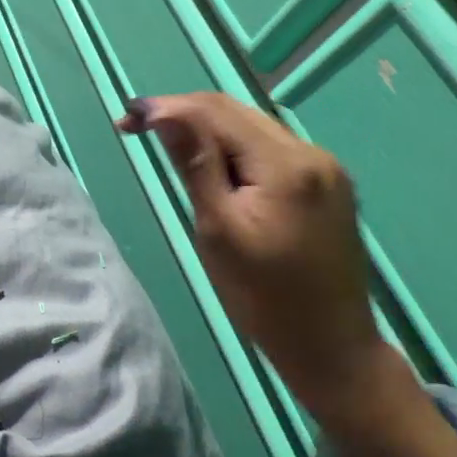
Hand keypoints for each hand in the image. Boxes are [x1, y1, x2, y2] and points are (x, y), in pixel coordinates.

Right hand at [116, 92, 376, 386]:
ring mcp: (325, 168)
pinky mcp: (326, 184)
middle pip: (235, 111)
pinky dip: (233, 146)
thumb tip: (163, 113)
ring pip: (251, 126)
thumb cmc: (264, 297)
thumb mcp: (218, 228)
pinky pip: (268, 147)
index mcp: (287, 165)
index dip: (166, 108)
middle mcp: (312, 154)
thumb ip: (194, 164)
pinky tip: (210, 164)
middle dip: (183, 112)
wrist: (332, 349)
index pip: (215, 112)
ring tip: (166, 144)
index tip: (124, 121)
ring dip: (206, 128)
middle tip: (136, 128)